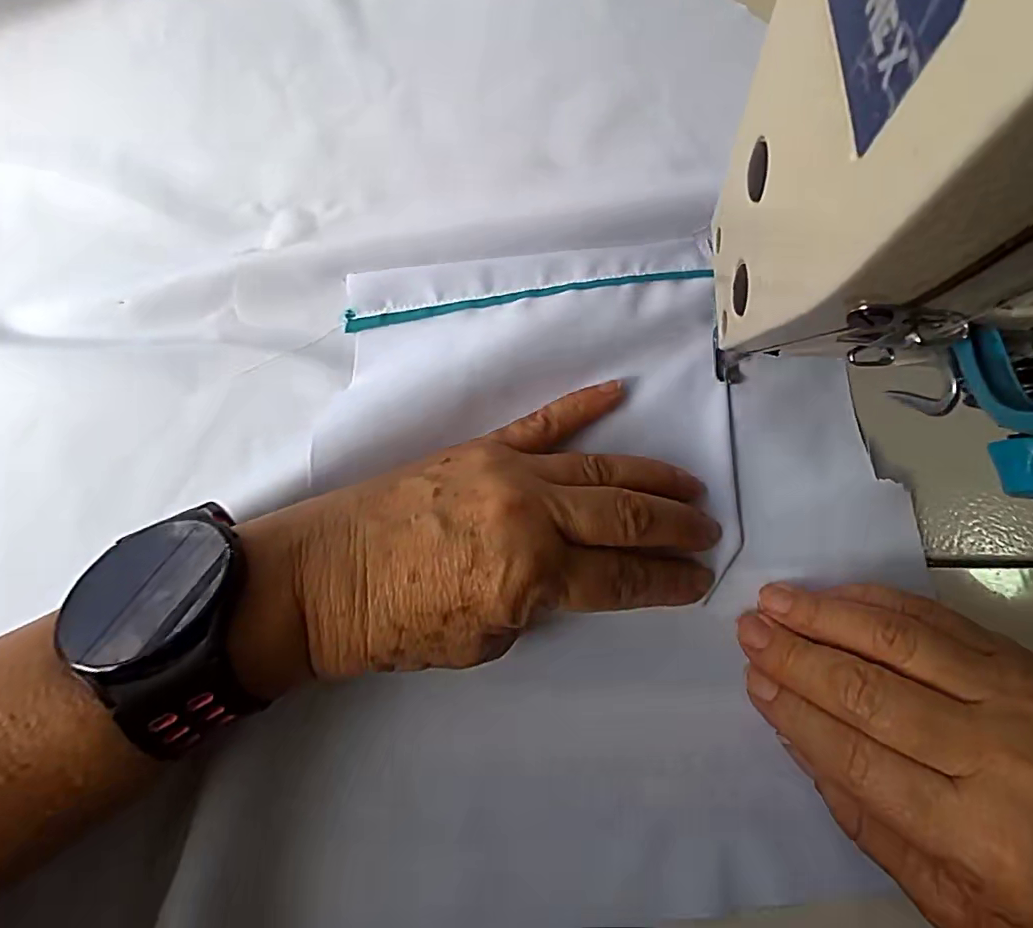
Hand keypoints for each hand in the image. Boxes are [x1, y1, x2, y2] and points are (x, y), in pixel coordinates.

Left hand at [230, 381, 718, 692]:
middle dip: (673, 527)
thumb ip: (533, 603)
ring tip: (688, 485)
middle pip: (622, 516)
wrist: (323, 574)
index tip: (698, 580)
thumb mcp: (481, 641)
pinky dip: (580, 406)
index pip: (621, 577)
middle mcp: (528, 512)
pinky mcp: (478, 447)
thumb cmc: (394, 626)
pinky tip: (616, 392)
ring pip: (596, 468)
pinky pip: (540, 423)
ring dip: (649, 477)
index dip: (666, 582)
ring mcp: (504, 469)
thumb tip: (559, 574)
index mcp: (531, 574)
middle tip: (708, 531)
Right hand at [735, 583, 1032, 927]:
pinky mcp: (1031, 669)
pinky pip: (937, 621)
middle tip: (748, 630)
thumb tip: (794, 734)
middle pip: (869, 692)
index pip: (856, 758)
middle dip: (796, 656)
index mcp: (987, 842)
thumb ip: (866, 819)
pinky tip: (834, 595)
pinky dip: (876, 602)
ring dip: (825, 615)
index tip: (752, 678)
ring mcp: (1024, 706)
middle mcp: (1008, 766)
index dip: (794, 712)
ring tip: (775, 600)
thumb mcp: (952, 900)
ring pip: (897, 643)